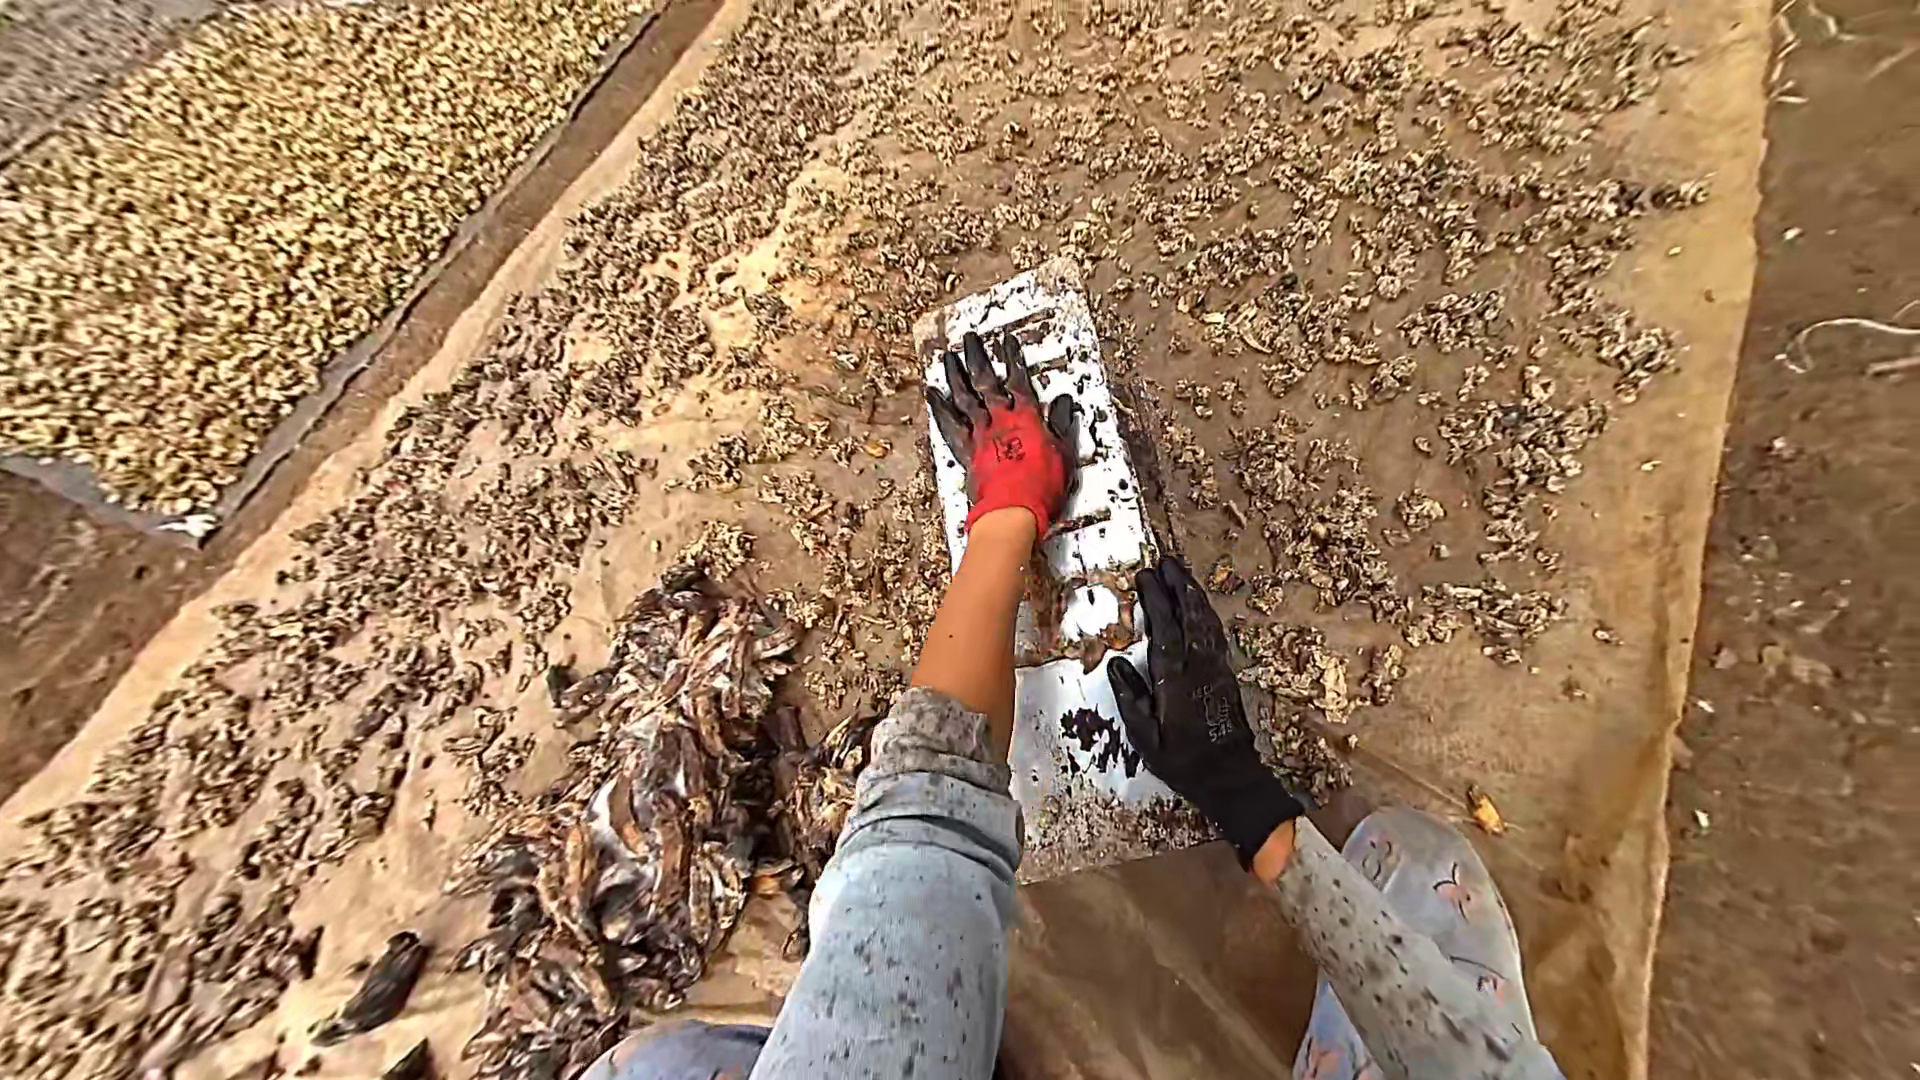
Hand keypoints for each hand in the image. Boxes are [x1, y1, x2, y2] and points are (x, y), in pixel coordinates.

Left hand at [925, 330, 1078, 535]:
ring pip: (963, 397)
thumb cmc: (1040, 487)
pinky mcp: (965, 451)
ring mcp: (979, 434)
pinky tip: (933, 394)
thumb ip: (1060, 425)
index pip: (1019, 379)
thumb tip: (1063, 402)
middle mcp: (999, 419)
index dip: (1013, 359)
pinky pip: (949, 424)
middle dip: (977, 357)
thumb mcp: (1063, 453)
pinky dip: (940, 407)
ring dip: (955, 375)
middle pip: (984, 381)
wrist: (1013, 510)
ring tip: (949, 357)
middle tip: (969, 339)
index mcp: (1025, 417)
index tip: (1007, 343)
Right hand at [1107, 556, 1304, 867]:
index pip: (1165, 630)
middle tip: (1166, 562)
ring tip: (1181, 573)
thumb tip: (1116, 664)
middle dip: (1178, 586)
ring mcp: (1216, 669)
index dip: (1156, 600)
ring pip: (1206, 621)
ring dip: (1194, 594)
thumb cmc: (1183, 762)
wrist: (1232, 779)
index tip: (1145, 577)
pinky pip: (1215, 634)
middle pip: (1190, 617)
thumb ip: (1132, 698)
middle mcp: (1199, 667)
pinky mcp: (1226, 674)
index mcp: (1176, 680)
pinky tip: (1199, 604)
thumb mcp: (1146, 738)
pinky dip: (1206, 613)